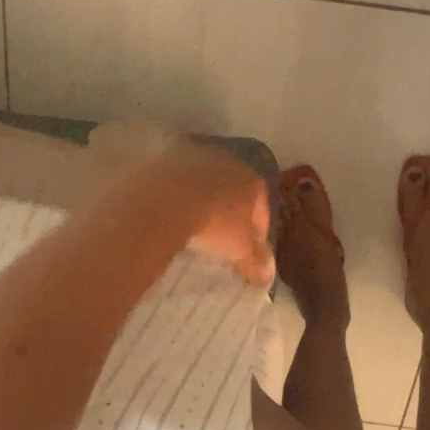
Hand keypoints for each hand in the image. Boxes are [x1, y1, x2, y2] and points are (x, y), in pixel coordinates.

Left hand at [91, 122, 274, 286]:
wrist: (164, 199)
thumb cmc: (214, 223)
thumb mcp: (239, 248)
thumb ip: (256, 260)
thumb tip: (267, 275)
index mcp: (250, 179)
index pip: (262, 204)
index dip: (258, 229)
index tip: (250, 249)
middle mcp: (225, 159)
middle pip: (231, 187)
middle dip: (228, 210)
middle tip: (219, 235)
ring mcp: (191, 154)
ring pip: (200, 180)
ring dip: (198, 199)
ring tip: (190, 224)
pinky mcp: (162, 157)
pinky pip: (171, 180)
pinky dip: (171, 196)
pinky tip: (165, 213)